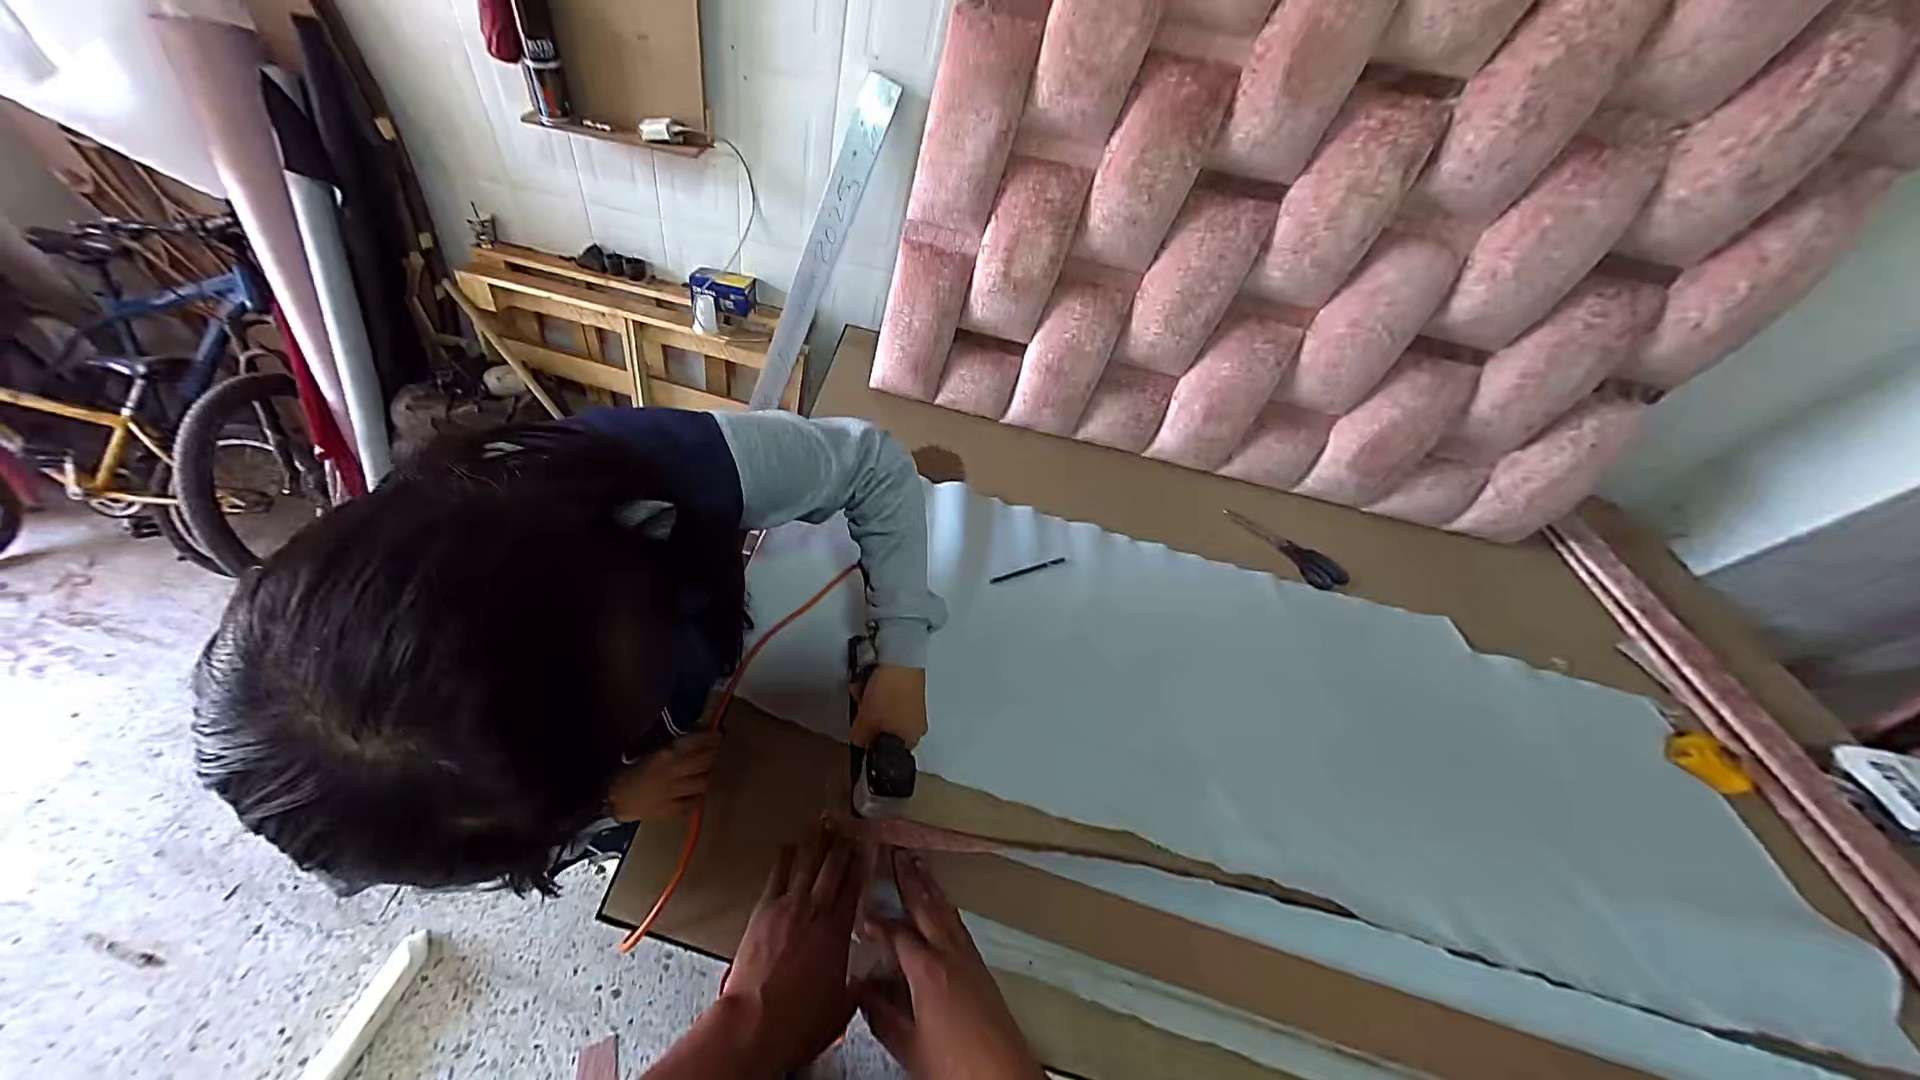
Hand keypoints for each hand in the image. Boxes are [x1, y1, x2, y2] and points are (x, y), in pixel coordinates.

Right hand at [606, 731, 719, 821]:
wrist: (609, 798)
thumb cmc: (629, 767)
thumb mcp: (649, 746)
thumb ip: (671, 740)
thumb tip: (696, 729)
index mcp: (668, 754)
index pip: (700, 742)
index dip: (713, 737)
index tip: (717, 734)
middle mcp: (675, 772)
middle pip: (707, 761)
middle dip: (713, 754)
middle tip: (714, 750)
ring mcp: (674, 793)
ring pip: (704, 782)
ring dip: (707, 775)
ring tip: (705, 770)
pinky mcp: (671, 811)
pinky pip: (694, 803)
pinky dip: (698, 797)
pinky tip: (696, 791)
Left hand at [718, 824, 873, 1072]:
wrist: (755, 1024)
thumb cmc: (796, 1022)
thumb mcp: (838, 1011)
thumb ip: (852, 990)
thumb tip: (861, 986)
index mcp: (838, 932)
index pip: (855, 887)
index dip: (862, 865)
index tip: (867, 851)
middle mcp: (817, 912)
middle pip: (834, 868)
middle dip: (843, 847)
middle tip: (848, 832)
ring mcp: (790, 907)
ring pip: (809, 863)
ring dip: (818, 843)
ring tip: (824, 826)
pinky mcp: (764, 910)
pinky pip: (778, 874)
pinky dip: (786, 857)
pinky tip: (790, 846)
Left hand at [851, 664, 927, 748]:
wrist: (901, 659)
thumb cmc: (888, 696)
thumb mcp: (865, 722)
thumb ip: (859, 739)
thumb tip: (859, 742)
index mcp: (911, 739)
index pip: (887, 752)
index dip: (869, 741)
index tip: (858, 729)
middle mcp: (918, 725)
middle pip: (885, 729)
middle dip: (868, 717)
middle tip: (860, 705)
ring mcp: (916, 705)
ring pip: (886, 710)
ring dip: (870, 701)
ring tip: (862, 688)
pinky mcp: (912, 687)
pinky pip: (891, 696)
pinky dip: (879, 690)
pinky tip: (870, 680)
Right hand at [857, 851, 1043, 1079]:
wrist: (1002, 1076)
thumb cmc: (954, 1064)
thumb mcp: (909, 1046)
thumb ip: (882, 1016)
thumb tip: (861, 992)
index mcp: (927, 969)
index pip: (897, 934)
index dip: (878, 923)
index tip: (862, 916)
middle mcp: (949, 953)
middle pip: (926, 906)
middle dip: (910, 879)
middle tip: (898, 854)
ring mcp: (969, 957)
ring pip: (945, 910)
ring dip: (930, 887)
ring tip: (919, 865)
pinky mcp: (981, 966)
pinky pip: (958, 923)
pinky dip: (945, 906)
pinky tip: (943, 905)